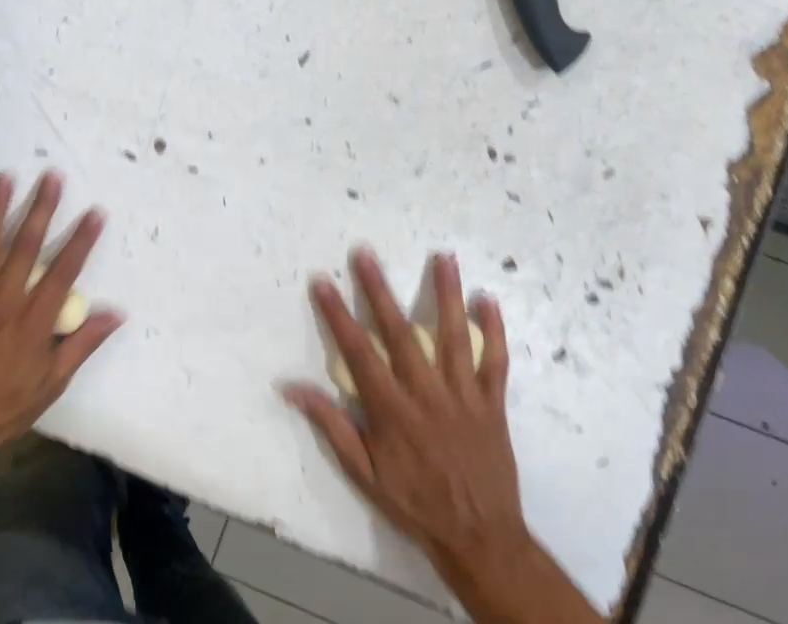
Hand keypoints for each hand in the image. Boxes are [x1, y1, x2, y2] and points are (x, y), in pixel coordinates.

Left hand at [0, 172, 122, 450]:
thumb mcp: (54, 381)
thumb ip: (83, 342)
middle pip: (26, 244)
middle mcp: (4, 297)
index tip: (95, 212)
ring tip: (5, 178)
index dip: (81, 239)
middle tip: (51, 177)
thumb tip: (117, 313)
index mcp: (35, 317)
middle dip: (41, 207)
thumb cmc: (7, 403)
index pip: (64, 269)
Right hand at [285, 250, 525, 582]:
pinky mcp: (493, 404)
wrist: (479, 535)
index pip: (358, 351)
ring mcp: (464, 395)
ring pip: (454, 336)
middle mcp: (426, 393)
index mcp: (391, 409)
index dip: (337, 314)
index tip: (322, 281)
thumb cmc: (413, 502)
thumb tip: (291, 388)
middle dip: (379, 289)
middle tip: (365, 252)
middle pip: (400, 332)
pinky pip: (496, 361)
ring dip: (446, 293)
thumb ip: (331, 425)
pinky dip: (495, 330)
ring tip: (443, 256)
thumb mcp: (362, 472)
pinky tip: (488, 299)